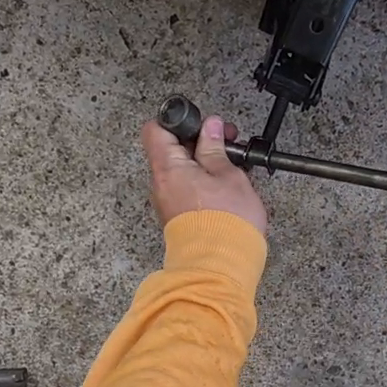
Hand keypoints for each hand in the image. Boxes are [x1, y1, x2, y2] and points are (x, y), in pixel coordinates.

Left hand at [141, 115, 266, 235]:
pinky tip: (224, 189)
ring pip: (180, 171)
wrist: (220, 266)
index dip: (178, 121)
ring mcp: (167, 203)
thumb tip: (210, 128)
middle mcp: (161, 185)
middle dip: (198, 142)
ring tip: (230, 169)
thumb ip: (215, 148)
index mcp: (168, 168)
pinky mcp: (177, 218)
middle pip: (170, 149)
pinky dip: (202, 183)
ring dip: (203, 164)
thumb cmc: (226, 224)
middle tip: (226, 142)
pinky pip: (185, 190)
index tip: (201, 123)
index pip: (156, 129)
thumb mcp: (228, 176)